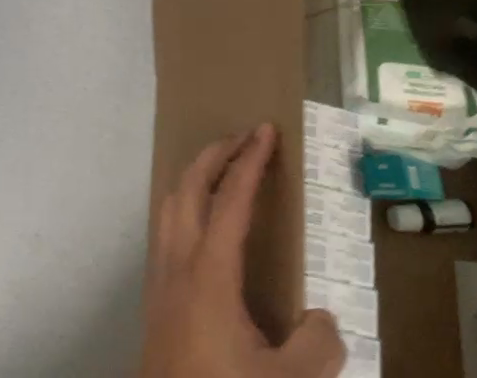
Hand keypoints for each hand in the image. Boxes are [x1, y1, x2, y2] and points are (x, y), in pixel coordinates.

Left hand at [139, 124, 345, 377]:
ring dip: (194, 176)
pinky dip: (183, 205)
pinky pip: (164, 229)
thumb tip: (322, 318)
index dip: (250, 161)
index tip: (266, 131)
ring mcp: (159, 278)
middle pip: (188, 186)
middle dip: (215, 153)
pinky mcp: (154, 298)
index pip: (230, 199)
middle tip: (245, 138)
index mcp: (209, 271)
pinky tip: (201, 226)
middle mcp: (177, 262)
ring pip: (168, 204)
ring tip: (221, 169)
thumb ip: (317, 345)